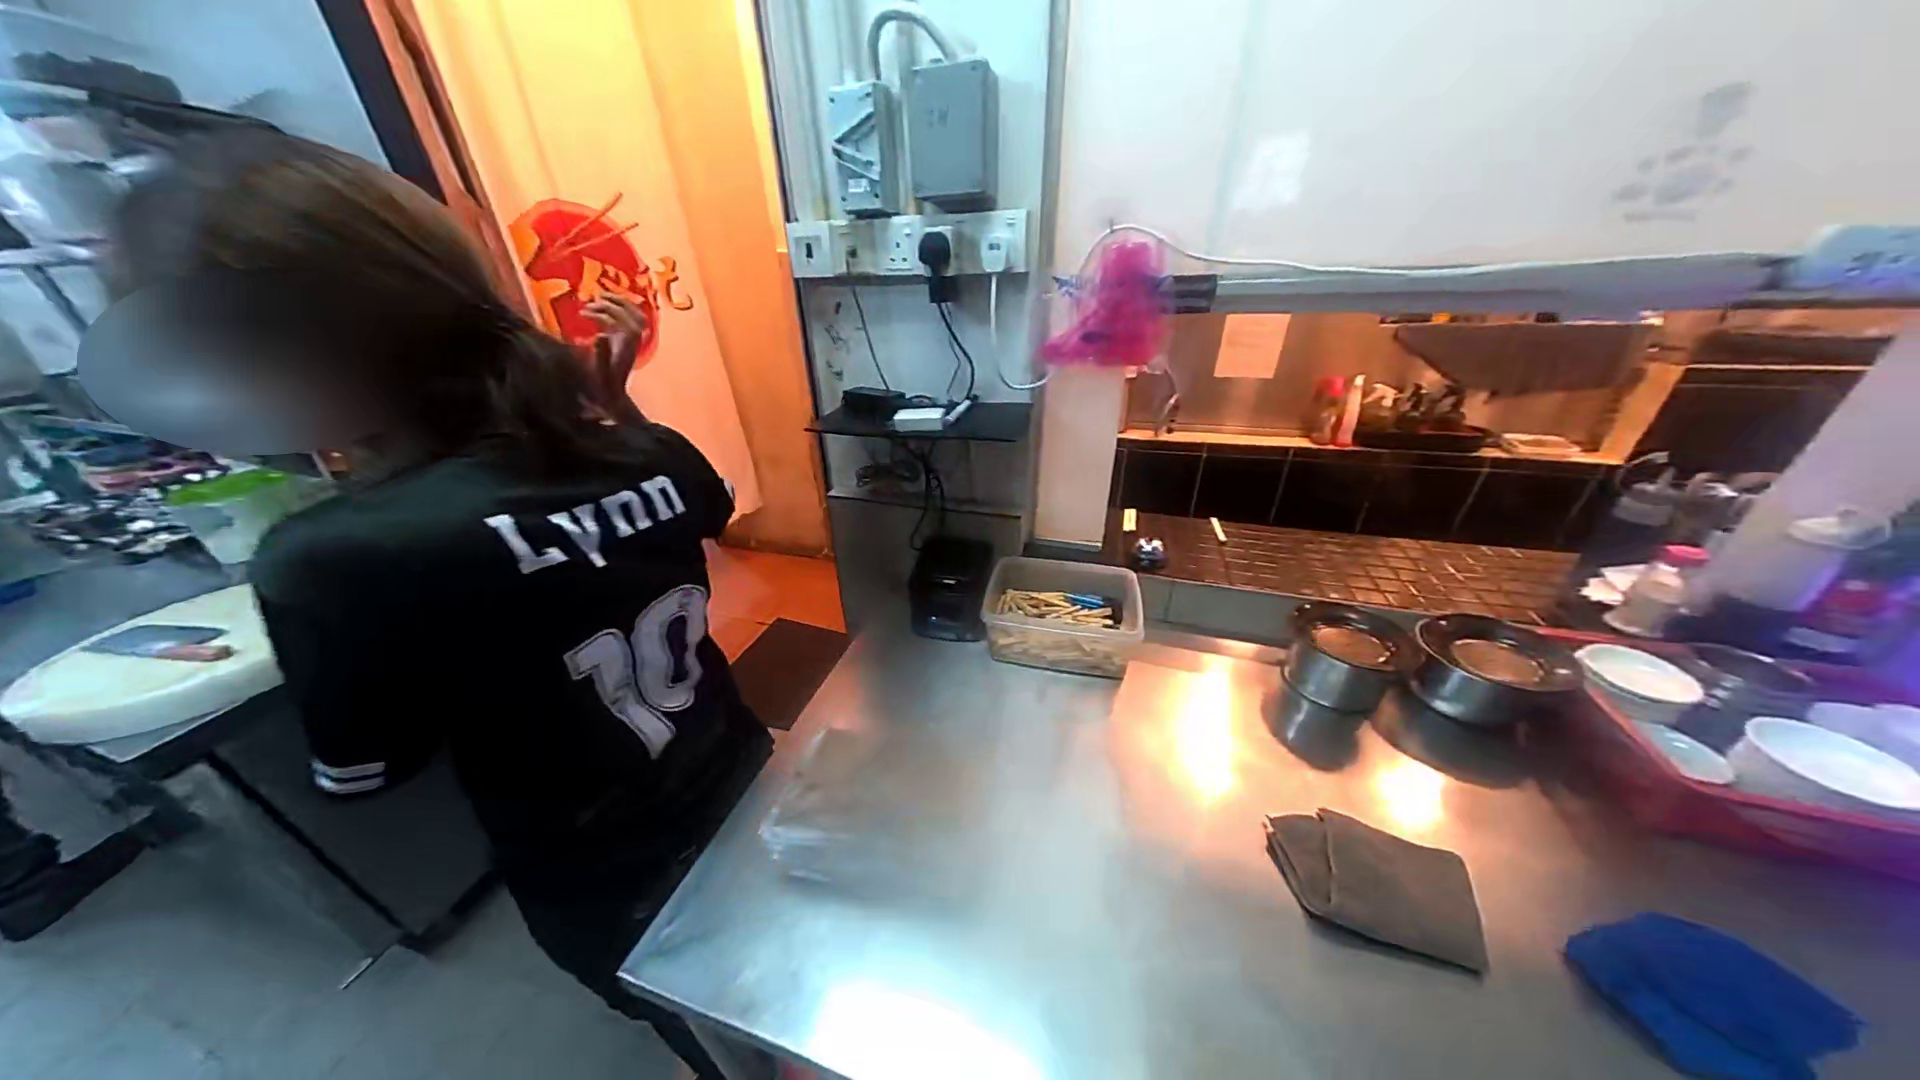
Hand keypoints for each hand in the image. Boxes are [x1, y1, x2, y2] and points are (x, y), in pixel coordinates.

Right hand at [583, 296, 649, 423]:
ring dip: (620, 303)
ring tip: (599, 296)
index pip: (624, 325)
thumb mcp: (598, 372)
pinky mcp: (629, 342)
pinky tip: (604, 305)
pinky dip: (622, 309)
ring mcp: (634, 342)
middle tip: (590, 302)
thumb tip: (601, 334)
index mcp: (626, 349)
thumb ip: (601, 354)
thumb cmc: (602, 387)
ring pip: (637, 316)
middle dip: (612, 306)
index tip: (583, 313)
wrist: (613, 398)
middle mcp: (634, 344)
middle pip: (633, 318)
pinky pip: (633, 320)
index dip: (605, 315)